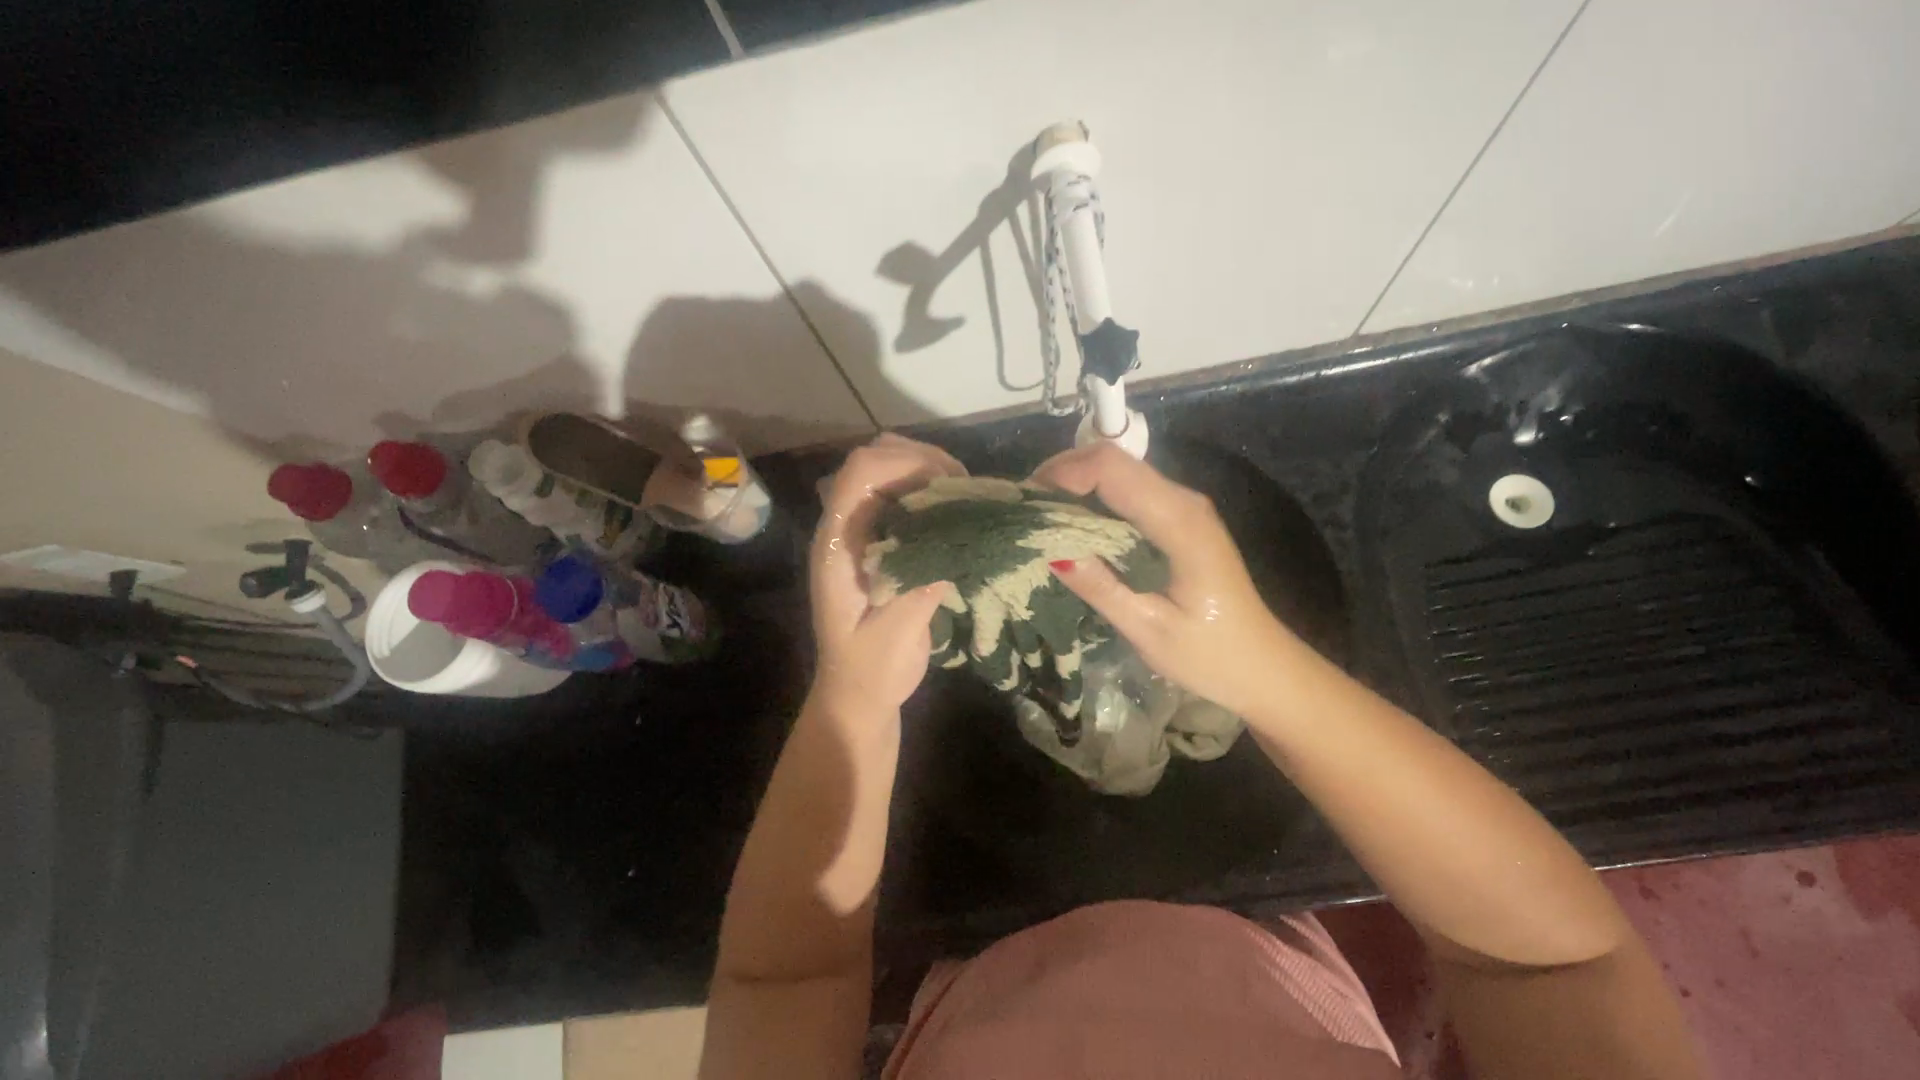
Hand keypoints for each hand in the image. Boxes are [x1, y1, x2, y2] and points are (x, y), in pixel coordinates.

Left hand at [809, 434, 962, 716]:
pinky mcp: (883, 542)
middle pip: (874, 460)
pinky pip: (905, 499)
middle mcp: (847, 528)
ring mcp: (864, 533)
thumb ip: (920, 584)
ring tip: (969, 495)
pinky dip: (935, 494)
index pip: (860, 475)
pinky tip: (963, 513)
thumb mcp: (895, 634)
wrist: (856, 696)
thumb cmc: (869, 670)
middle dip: (923, 459)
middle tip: (966, 486)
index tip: (950, 482)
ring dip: (931, 473)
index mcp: (838, 544)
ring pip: (891, 473)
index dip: (906, 463)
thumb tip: (961, 540)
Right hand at [1030, 443, 1299, 717]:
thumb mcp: (1148, 628)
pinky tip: (1073, 530)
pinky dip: (1095, 501)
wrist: (1264, 668)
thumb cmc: (1211, 656)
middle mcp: (1184, 502)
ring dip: (1077, 487)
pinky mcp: (1181, 521)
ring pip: (1121, 474)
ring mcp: (1185, 508)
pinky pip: (1131, 494)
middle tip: (1023, 512)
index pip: (1112, 469)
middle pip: (1114, 462)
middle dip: (1063, 476)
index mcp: (1178, 522)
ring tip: (1039, 520)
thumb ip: (1099, 586)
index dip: (1063, 473)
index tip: (1025, 503)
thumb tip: (1048, 549)